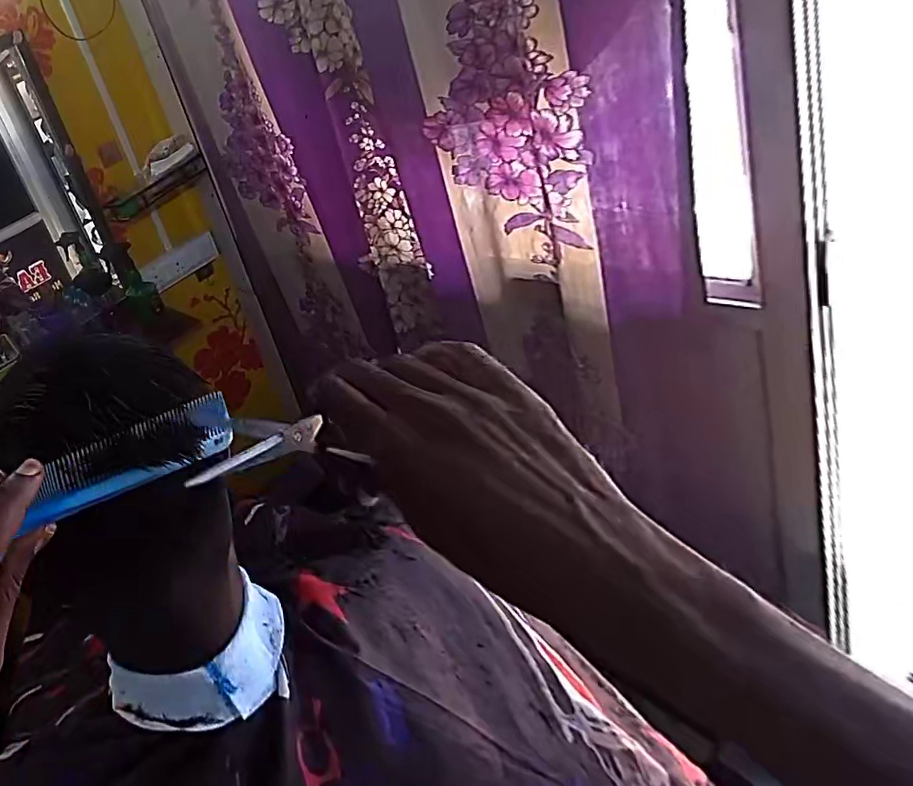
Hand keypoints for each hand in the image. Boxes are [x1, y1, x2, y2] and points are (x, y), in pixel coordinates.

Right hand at [319, 342, 677, 634]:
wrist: (589, 557)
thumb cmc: (498, 556)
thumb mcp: (419, 520)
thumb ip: (384, 473)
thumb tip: (363, 449)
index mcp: (397, 445)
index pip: (340, 395)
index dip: (323, 395)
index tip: (323, 404)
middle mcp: (426, 409)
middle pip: (364, 371)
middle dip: (346, 382)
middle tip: (347, 398)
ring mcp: (470, 394)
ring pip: (404, 359)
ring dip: (387, 373)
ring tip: (391, 390)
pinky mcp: (509, 390)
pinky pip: (456, 354)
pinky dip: (432, 357)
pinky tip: (430, 371)